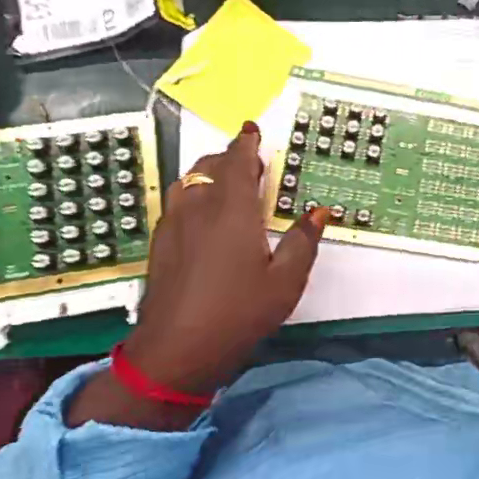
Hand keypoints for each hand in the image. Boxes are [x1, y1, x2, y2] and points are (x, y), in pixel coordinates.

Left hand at [121, 121, 329, 394]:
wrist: (176, 349)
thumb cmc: (237, 314)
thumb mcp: (284, 283)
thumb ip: (302, 242)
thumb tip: (318, 212)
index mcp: (231, 209)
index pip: (237, 161)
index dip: (246, 142)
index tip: (251, 129)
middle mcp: (198, 207)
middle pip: (210, 166)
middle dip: (229, 157)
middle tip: (248, 162)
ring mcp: (173, 224)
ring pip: (189, 180)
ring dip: (208, 172)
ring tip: (224, 183)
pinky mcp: (159, 242)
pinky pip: (176, 201)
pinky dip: (193, 193)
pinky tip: (201, 215)